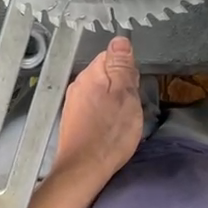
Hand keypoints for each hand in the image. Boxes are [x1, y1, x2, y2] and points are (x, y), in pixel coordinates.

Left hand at [54, 37, 142, 178]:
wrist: (83, 168)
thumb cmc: (110, 133)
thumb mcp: (125, 95)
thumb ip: (121, 66)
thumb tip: (120, 39)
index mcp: (91, 74)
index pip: (111, 55)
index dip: (128, 70)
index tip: (134, 87)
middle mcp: (78, 84)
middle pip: (105, 74)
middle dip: (121, 86)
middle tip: (130, 107)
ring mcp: (73, 103)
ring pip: (100, 92)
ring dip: (113, 101)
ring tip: (122, 121)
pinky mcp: (73, 120)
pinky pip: (93, 108)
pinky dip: (104, 114)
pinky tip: (109, 129)